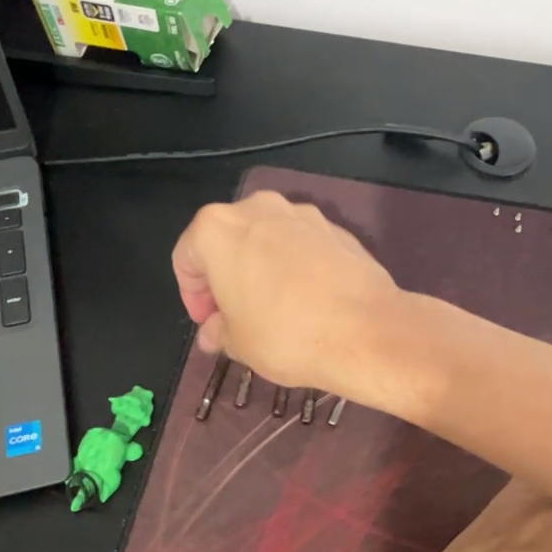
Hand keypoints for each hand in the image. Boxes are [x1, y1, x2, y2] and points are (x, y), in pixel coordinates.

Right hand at [172, 191, 400, 393]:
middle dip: (225, 276)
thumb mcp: (238, 342)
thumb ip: (218, 331)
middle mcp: (258, 208)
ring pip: (267, 239)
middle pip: (227, 241)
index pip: (186, 258)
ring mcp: (302, 214)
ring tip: (272, 309)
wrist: (364, 329)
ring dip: (261, 268)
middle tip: (235, 316)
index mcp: (218, 229)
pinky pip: (303, 246)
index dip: (192, 295)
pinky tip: (307, 301)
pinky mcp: (337, 229)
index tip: (208, 323)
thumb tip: (214, 333)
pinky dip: (296, 267)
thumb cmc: (284, 334)